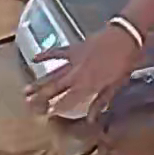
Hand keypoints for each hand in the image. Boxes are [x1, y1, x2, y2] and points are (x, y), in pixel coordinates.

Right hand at [24, 25, 140, 120]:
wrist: (127, 34)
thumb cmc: (125, 62)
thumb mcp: (116, 85)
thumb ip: (100, 101)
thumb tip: (90, 120)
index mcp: (88, 85)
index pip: (67, 100)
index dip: (56, 108)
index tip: (45, 115)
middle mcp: (77, 74)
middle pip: (55, 88)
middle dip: (41, 98)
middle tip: (28, 106)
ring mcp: (73, 60)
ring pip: (52, 74)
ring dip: (38, 82)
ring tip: (25, 91)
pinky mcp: (74, 48)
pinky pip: (57, 52)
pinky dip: (45, 54)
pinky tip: (34, 59)